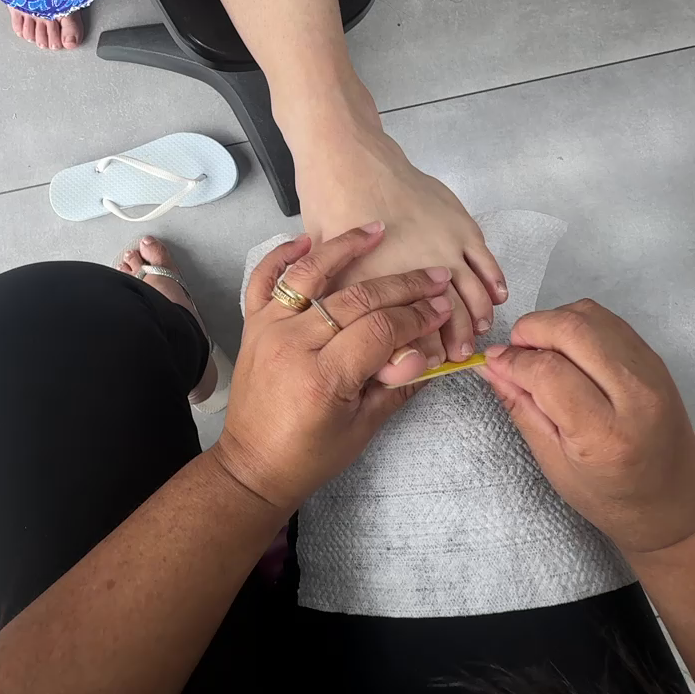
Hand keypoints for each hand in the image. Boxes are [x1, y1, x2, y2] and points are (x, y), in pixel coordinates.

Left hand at [209, 225, 451, 512]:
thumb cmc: (310, 454)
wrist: (252, 464)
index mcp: (324, 377)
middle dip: (402, 285)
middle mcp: (293, 344)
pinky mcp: (253, 323)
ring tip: (377, 229)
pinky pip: (264, 278)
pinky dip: (283, 255)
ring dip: (345, 247)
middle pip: (356, 299)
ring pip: (310, 275)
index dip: (416, 317)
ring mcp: (269, 328)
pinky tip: (308, 238)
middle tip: (435, 275)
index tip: (442, 308)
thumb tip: (431, 348)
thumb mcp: (363, 427)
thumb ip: (396, 384)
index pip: (380, 330)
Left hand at [294, 126, 505, 383]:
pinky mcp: (459, 220)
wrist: (349, 155)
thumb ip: (337, 295)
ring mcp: (446, 242)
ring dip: (479, 315)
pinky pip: (485, 258)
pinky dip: (493, 280)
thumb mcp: (322, 259)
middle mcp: (422, 266)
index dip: (425, 351)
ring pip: (474, 290)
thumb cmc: (329, 204)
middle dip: (457, 340)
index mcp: (387, 282)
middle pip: (451, 314)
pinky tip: (496, 296)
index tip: (430, 364)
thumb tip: (347, 330)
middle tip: (460, 356)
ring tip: (478, 331)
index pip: (415, 328)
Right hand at [481, 300, 694, 554]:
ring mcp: (651, 371)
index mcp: (607, 434)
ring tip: (541, 350)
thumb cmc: (608, 497)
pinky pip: (607, 319)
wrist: (675, 506)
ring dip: (554, 322)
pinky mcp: (655, 359)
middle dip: (530, 329)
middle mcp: (635, 394)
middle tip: (515, 351)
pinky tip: (567, 349)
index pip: (548, 371)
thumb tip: (488, 365)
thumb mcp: (553, 461)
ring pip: (589, 314)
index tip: (492, 362)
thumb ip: (520, 406)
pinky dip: (577, 323)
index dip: (512, 360)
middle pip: (571, 328)